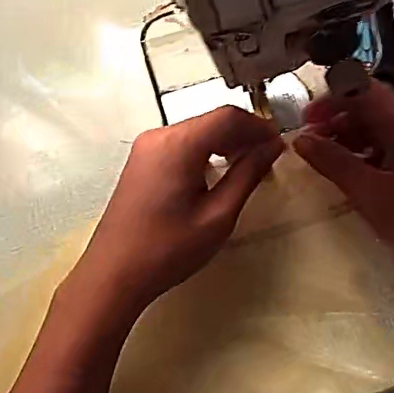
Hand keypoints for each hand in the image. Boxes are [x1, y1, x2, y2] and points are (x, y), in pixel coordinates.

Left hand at [67, 106, 283, 317]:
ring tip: (249, 166)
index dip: (259, 126)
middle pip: (211, 120)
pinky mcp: (142, 162)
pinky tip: (219, 172)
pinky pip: (182, 144)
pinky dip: (206, 151)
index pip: (228, 117)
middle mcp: (159, 137)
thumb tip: (272, 147)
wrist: (114, 275)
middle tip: (269, 156)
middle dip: (244, 134)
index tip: (279, 143)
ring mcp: (147, 148)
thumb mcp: (219, 215)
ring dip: (226, 142)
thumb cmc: (167, 250)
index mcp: (179, 145)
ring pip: (198, 131)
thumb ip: (248, 174)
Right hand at [292, 81, 393, 273]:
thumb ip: (334, 162)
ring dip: (349, 135)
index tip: (305, 121)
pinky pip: (389, 145)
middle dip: (336, 117)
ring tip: (325, 156)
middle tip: (310, 140)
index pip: (362, 89)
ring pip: (379, 126)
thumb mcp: (370, 192)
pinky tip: (352, 171)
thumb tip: (302, 140)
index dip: (329, 99)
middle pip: (370, 105)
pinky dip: (365, 151)